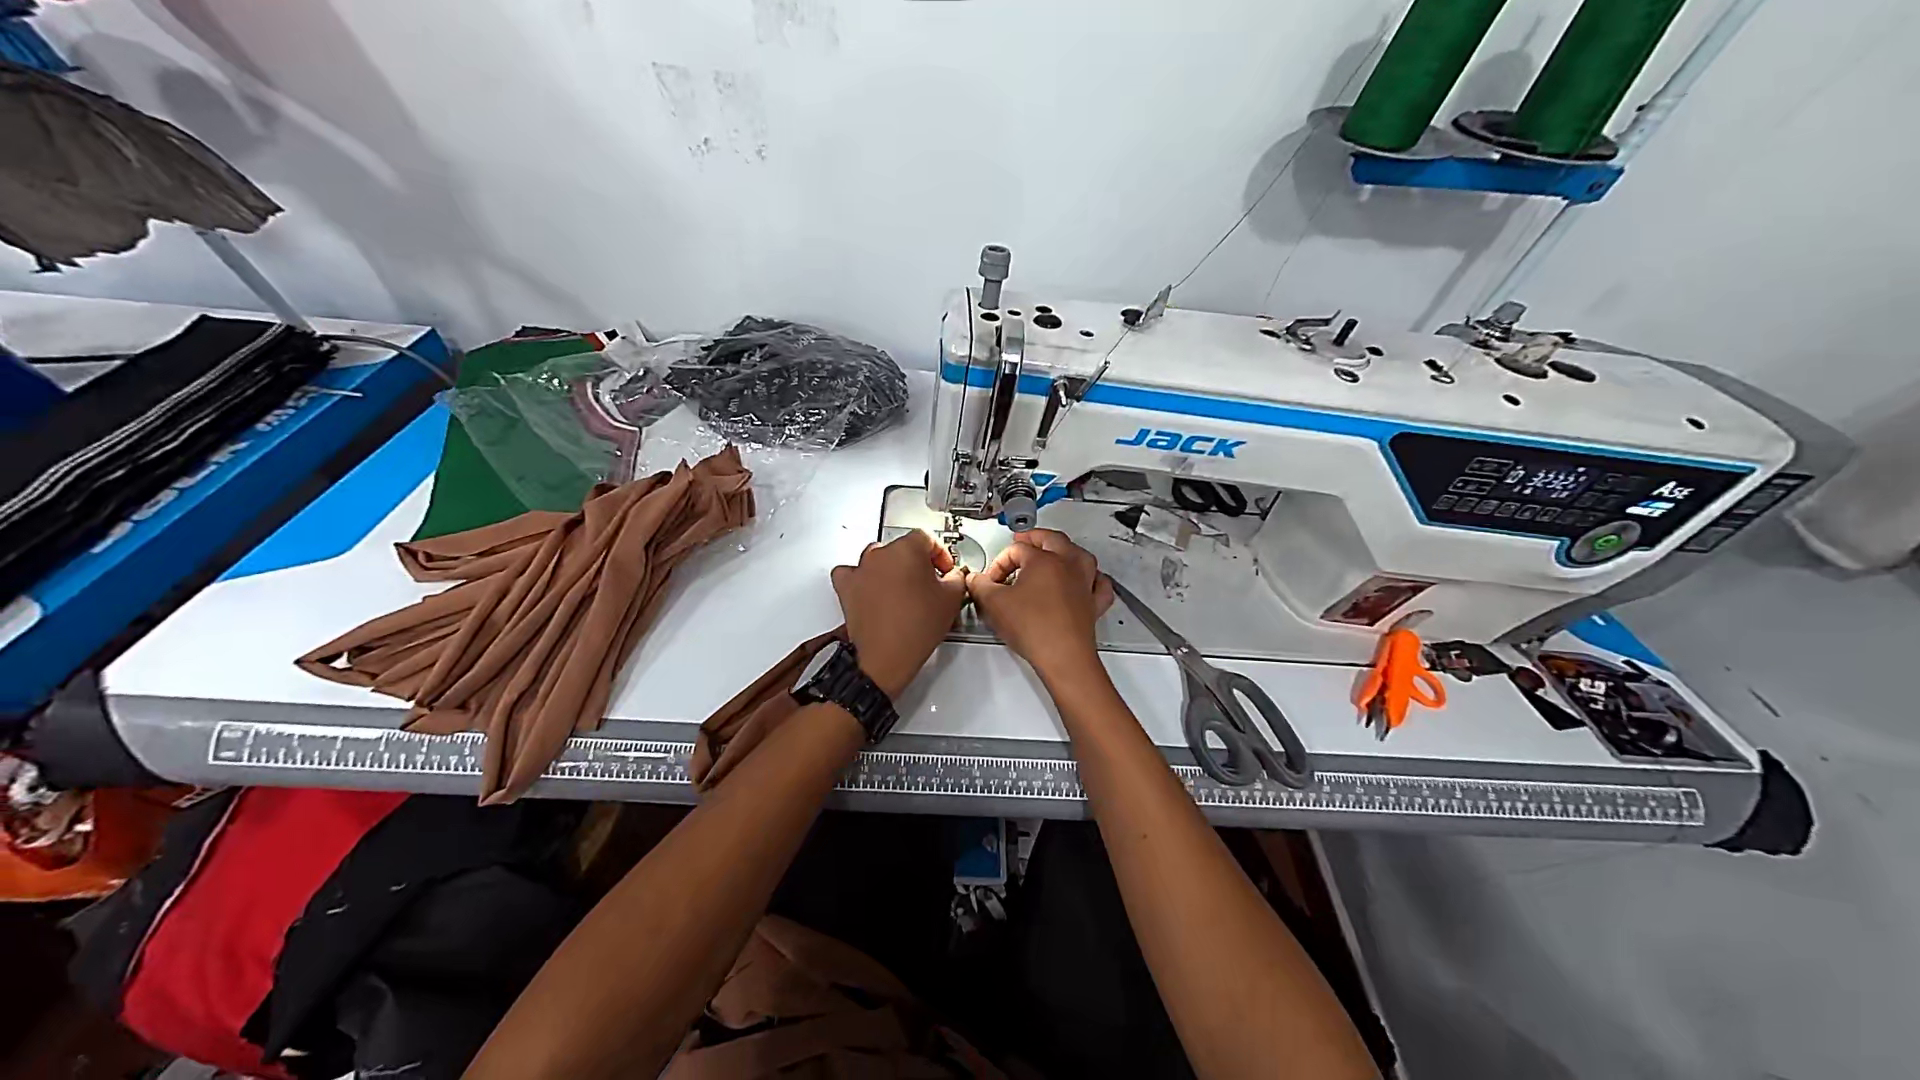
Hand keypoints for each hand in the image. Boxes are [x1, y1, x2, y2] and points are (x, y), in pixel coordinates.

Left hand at [830, 531, 967, 698]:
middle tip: (928, 581)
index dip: (940, 554)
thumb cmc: (915, 628)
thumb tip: (954, 576)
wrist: (886, 656)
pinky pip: (851, 574)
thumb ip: (957, 578)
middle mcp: (880, 554)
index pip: (927, 538)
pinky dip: (862, 579)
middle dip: (917, 562)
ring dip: (891, 569)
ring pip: (878, 558)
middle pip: (902, 547)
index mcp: (908, 549)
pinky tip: (873, 589)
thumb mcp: (952, 599)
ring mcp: (861, 570)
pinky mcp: (847, 588)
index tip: (945, 567)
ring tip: (903, 589)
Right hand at [967, 529, 1114, 679]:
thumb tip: (976, 581)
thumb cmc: (1036, 629)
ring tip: (1054, 552)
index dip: (1000, 562)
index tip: (992, 579)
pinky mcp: (1093, 604)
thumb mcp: (993, 604)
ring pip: (1080, 555)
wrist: (1062, 656)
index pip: (1016, 550)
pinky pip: (1099, 583)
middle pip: (1052, 540)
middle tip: (1023, 541)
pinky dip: (1094, 578)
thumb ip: (980, 586)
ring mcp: (1084, 584)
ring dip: (1066, 551)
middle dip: (1035, 538)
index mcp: (1044, 560)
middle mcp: (1068, 566)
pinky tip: (1088, 579)